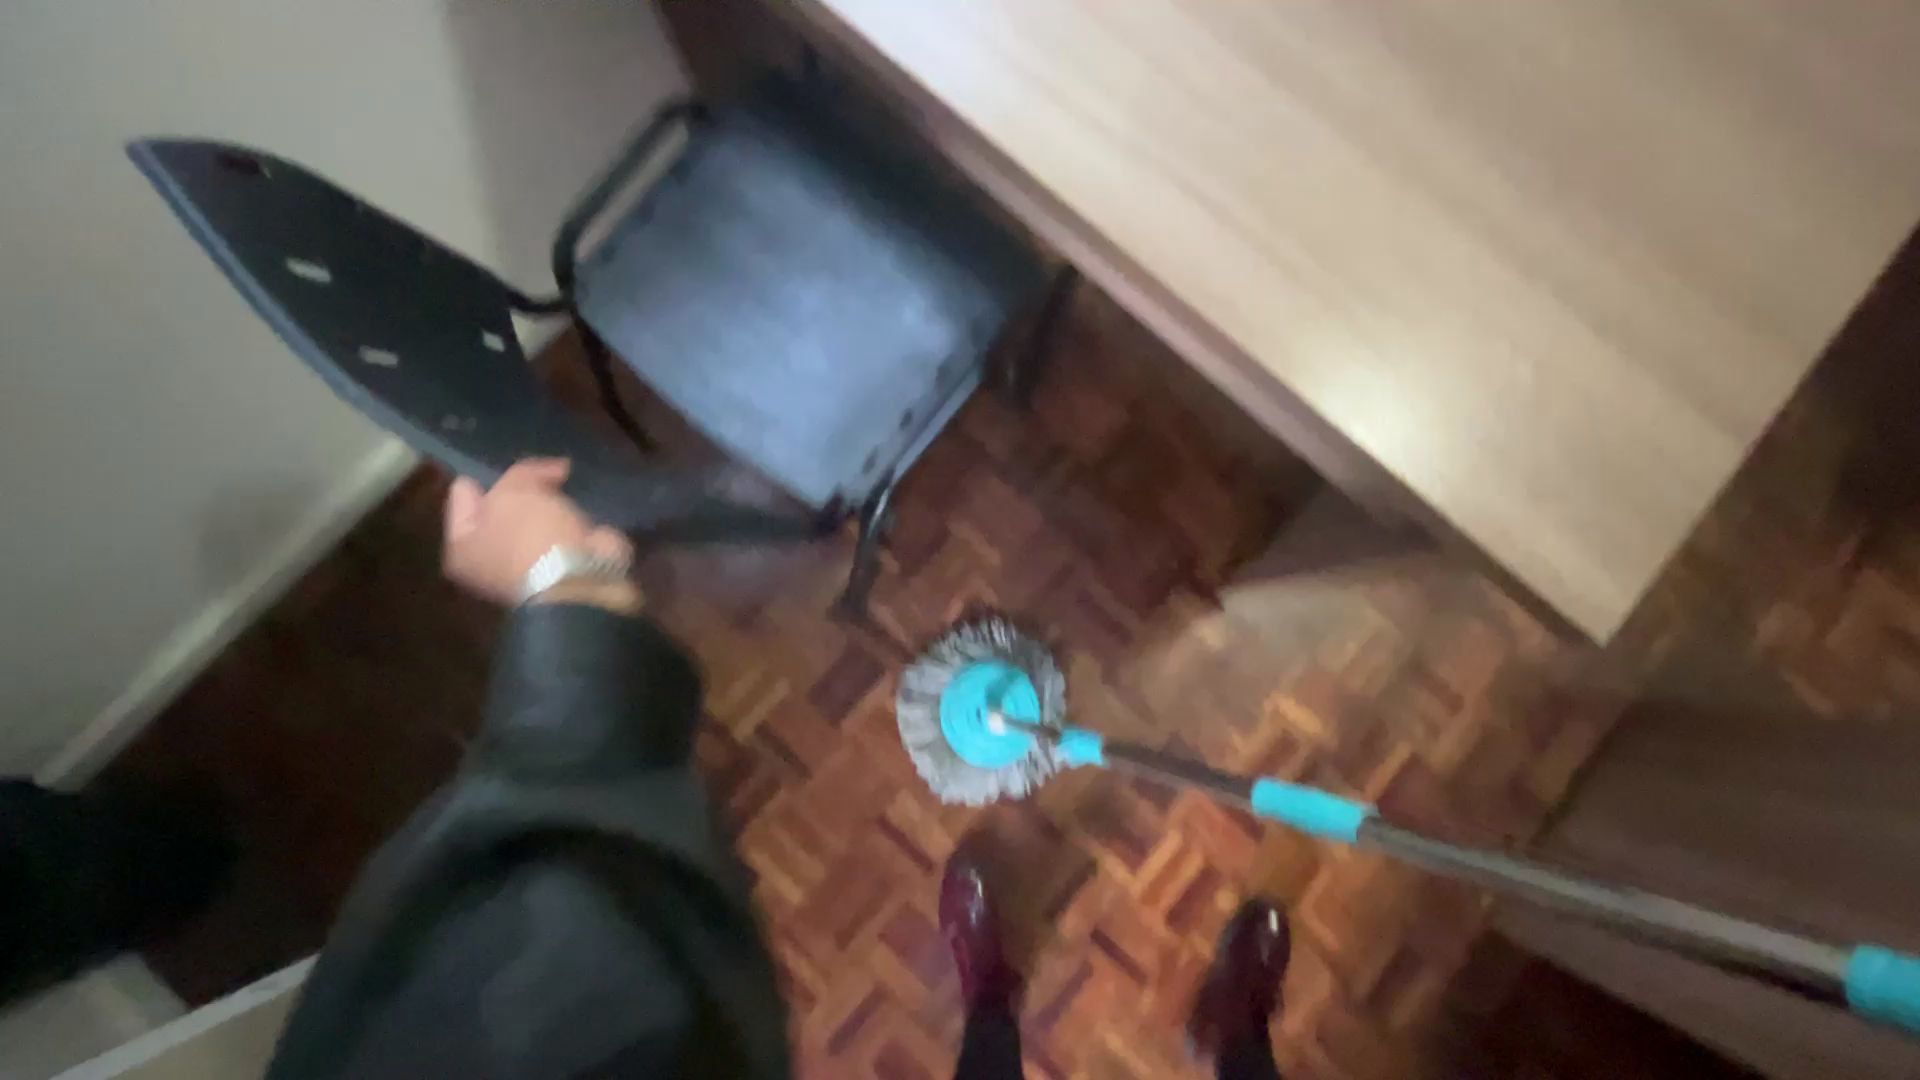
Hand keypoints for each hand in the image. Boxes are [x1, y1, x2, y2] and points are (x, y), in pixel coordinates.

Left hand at [442, 459, 632, 605]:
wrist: (581, 579)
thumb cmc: (533, 537)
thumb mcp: (516, 492)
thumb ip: (521, 473)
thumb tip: (551, 469)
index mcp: (462, 546)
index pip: (465, 492)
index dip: (489, 473)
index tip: (512, 459)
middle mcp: (489, 558)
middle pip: (502, 507)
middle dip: (523, 489)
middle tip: (544, 469)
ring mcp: (527, 565)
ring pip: (534, 519)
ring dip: (549, 503)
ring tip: (566, 480)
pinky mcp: (563, 565)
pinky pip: (562, 530)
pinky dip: (572, 518)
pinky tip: (581, 503)